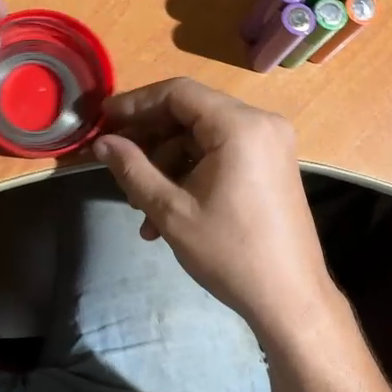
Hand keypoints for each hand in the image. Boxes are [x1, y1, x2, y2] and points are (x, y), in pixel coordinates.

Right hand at [91, 78, 338, 335]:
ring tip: (141, 208)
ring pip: (203, 138)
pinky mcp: (272, 165)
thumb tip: (102, 143)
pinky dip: (191, 174)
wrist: (289, 298)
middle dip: (149, 140)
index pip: (178, 93)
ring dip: (167, 166)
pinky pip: (222, 154)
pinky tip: (166, 214)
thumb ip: (132, 169)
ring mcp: (271, 144)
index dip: (135, 104)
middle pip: (191, 113)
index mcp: (240, 126)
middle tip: (114, 163)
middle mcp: (261, 123)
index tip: (102, 120)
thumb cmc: (230, 253)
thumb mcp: (172, 211)